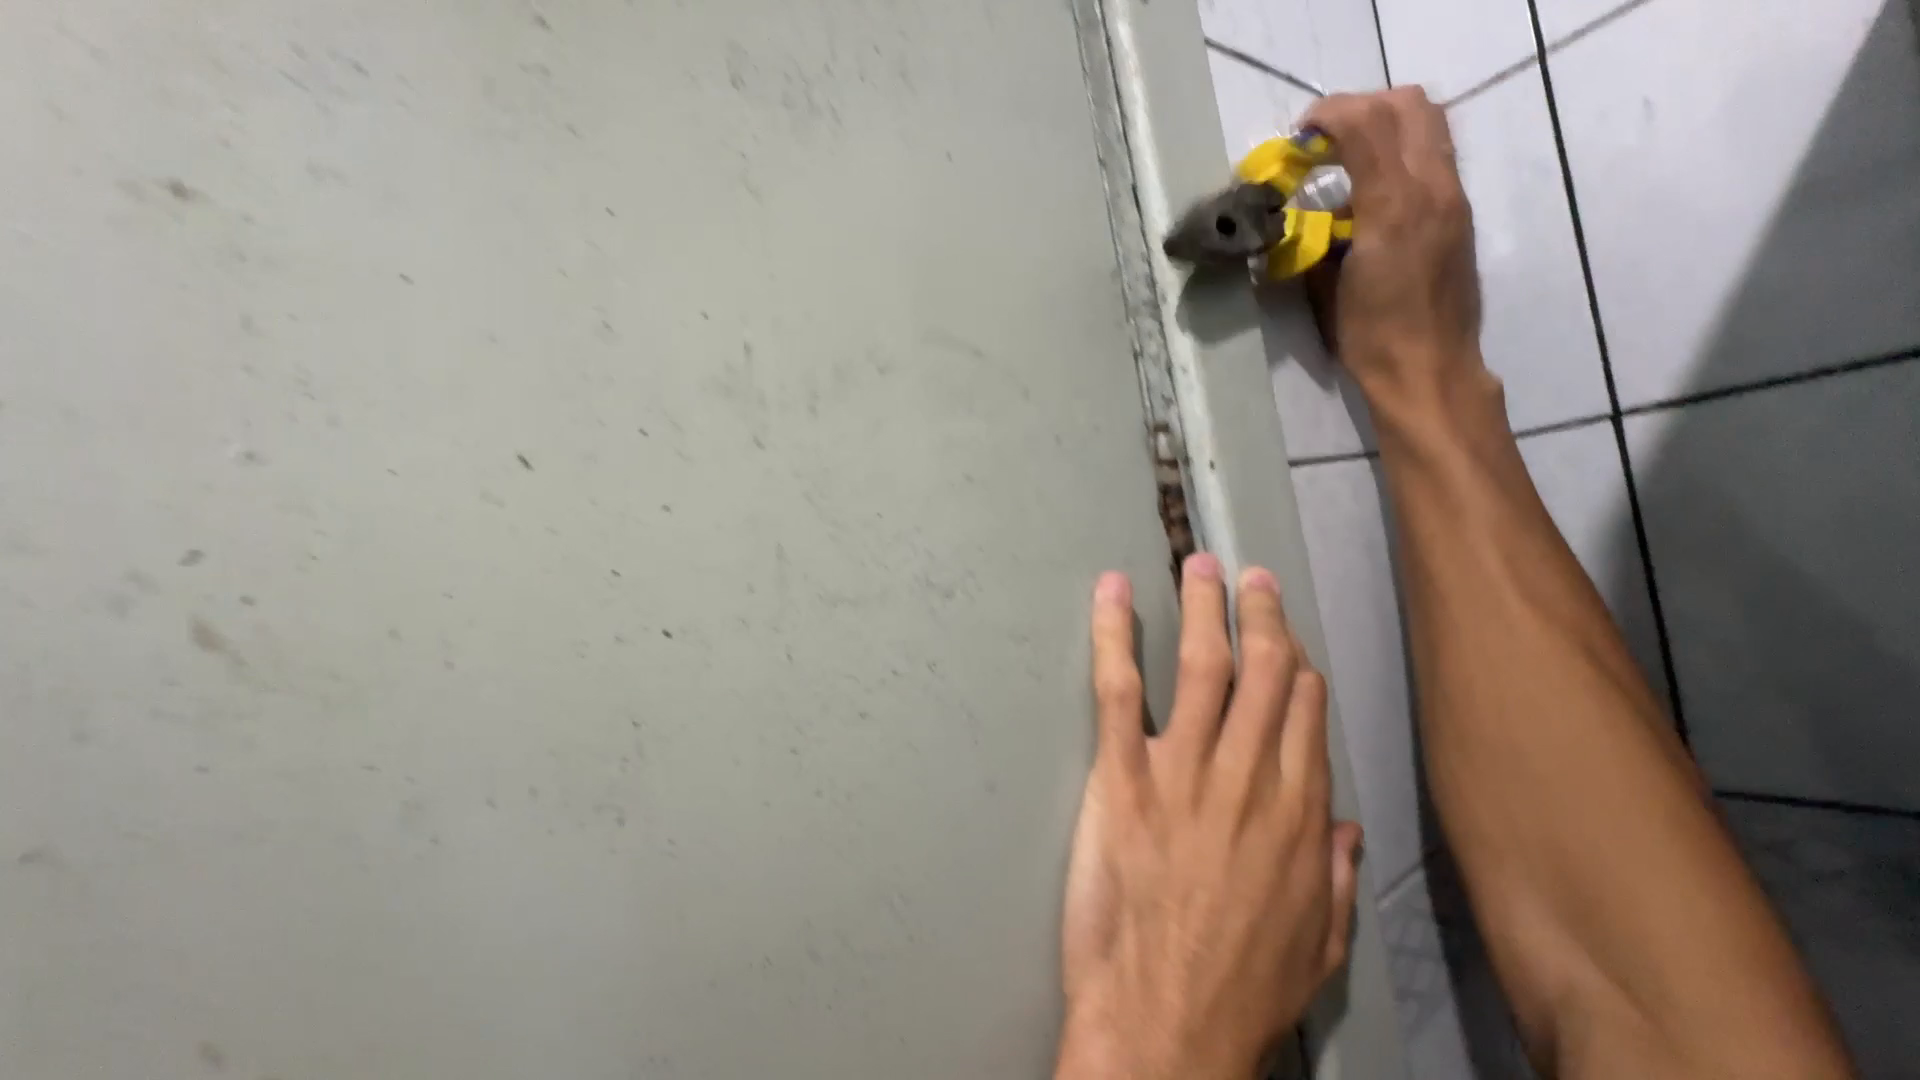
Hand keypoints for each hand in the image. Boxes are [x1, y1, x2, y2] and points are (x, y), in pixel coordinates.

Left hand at [1055, 554, 1363, 1079]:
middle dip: (1259, 617)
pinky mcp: (1125, 782)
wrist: (1168, 1024)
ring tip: (1200, 567)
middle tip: (1252, 579)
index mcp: (1296, 815)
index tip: (1288, 640)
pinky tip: (1114, 595)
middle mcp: (1248, 780)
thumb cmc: (1241, 991)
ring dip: (1204, 608)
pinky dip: (1115, 635)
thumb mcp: (1318, 946)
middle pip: (1265, 674)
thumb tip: (1344, 828)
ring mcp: (1184, 775)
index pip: (1305, 713)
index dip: (1297, 667)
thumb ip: (1333, 877)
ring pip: (1202, 667)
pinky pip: (1119, 691)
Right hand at [1303, 88, 1490, 417]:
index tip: (1298, 137)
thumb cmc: (1370, 337)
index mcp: (1395, 205)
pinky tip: (1371, 187)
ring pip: (1427, 122)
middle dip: (1359, 108)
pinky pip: (1433, 153)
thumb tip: (1304, 213)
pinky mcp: (1459, 213)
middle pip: (1407, 105)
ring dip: (1384, 124)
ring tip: (1347, 156)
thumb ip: (1319, 236)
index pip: (1367, 122)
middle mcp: (1432, 188)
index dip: (1327, 115)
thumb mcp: (1330, 286)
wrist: (1428, 371)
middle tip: (1323, 140)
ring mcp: (1453, 198)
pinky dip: (1400, 149)